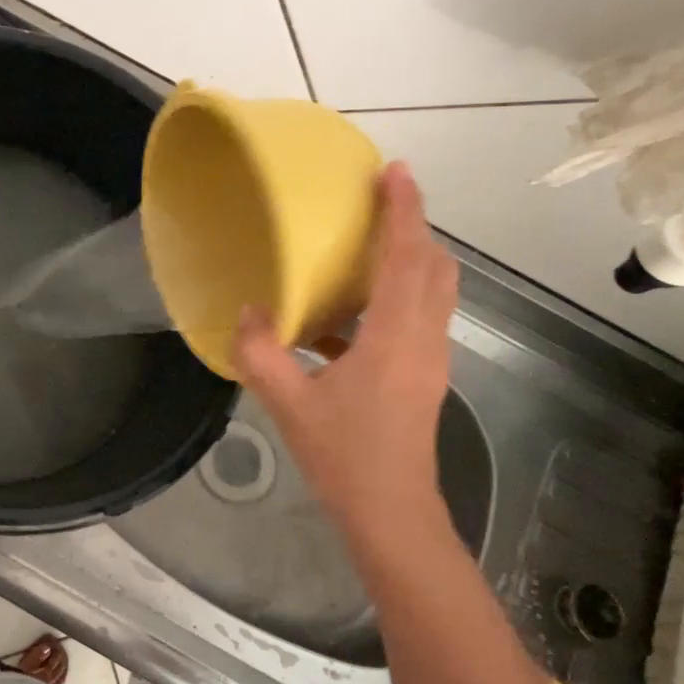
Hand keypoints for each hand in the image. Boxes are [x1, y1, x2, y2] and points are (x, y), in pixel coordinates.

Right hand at [233, 162, 457, 527]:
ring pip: (433, 291)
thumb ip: (261, 354)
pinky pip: (418, 317)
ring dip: (408, 260)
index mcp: (395, 336)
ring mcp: (429, 358)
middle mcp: (424, 338)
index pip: (408, 256)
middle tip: (377, 204)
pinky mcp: (423, 377)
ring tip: (362, 250)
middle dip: (413, 227)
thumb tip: (248, 313)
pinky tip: (343, 320)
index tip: (394, 171)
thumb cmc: (344, 456)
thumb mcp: (288, 404)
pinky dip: (392, 298)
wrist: (391, 513)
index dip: (405, 209)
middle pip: (435, 266)